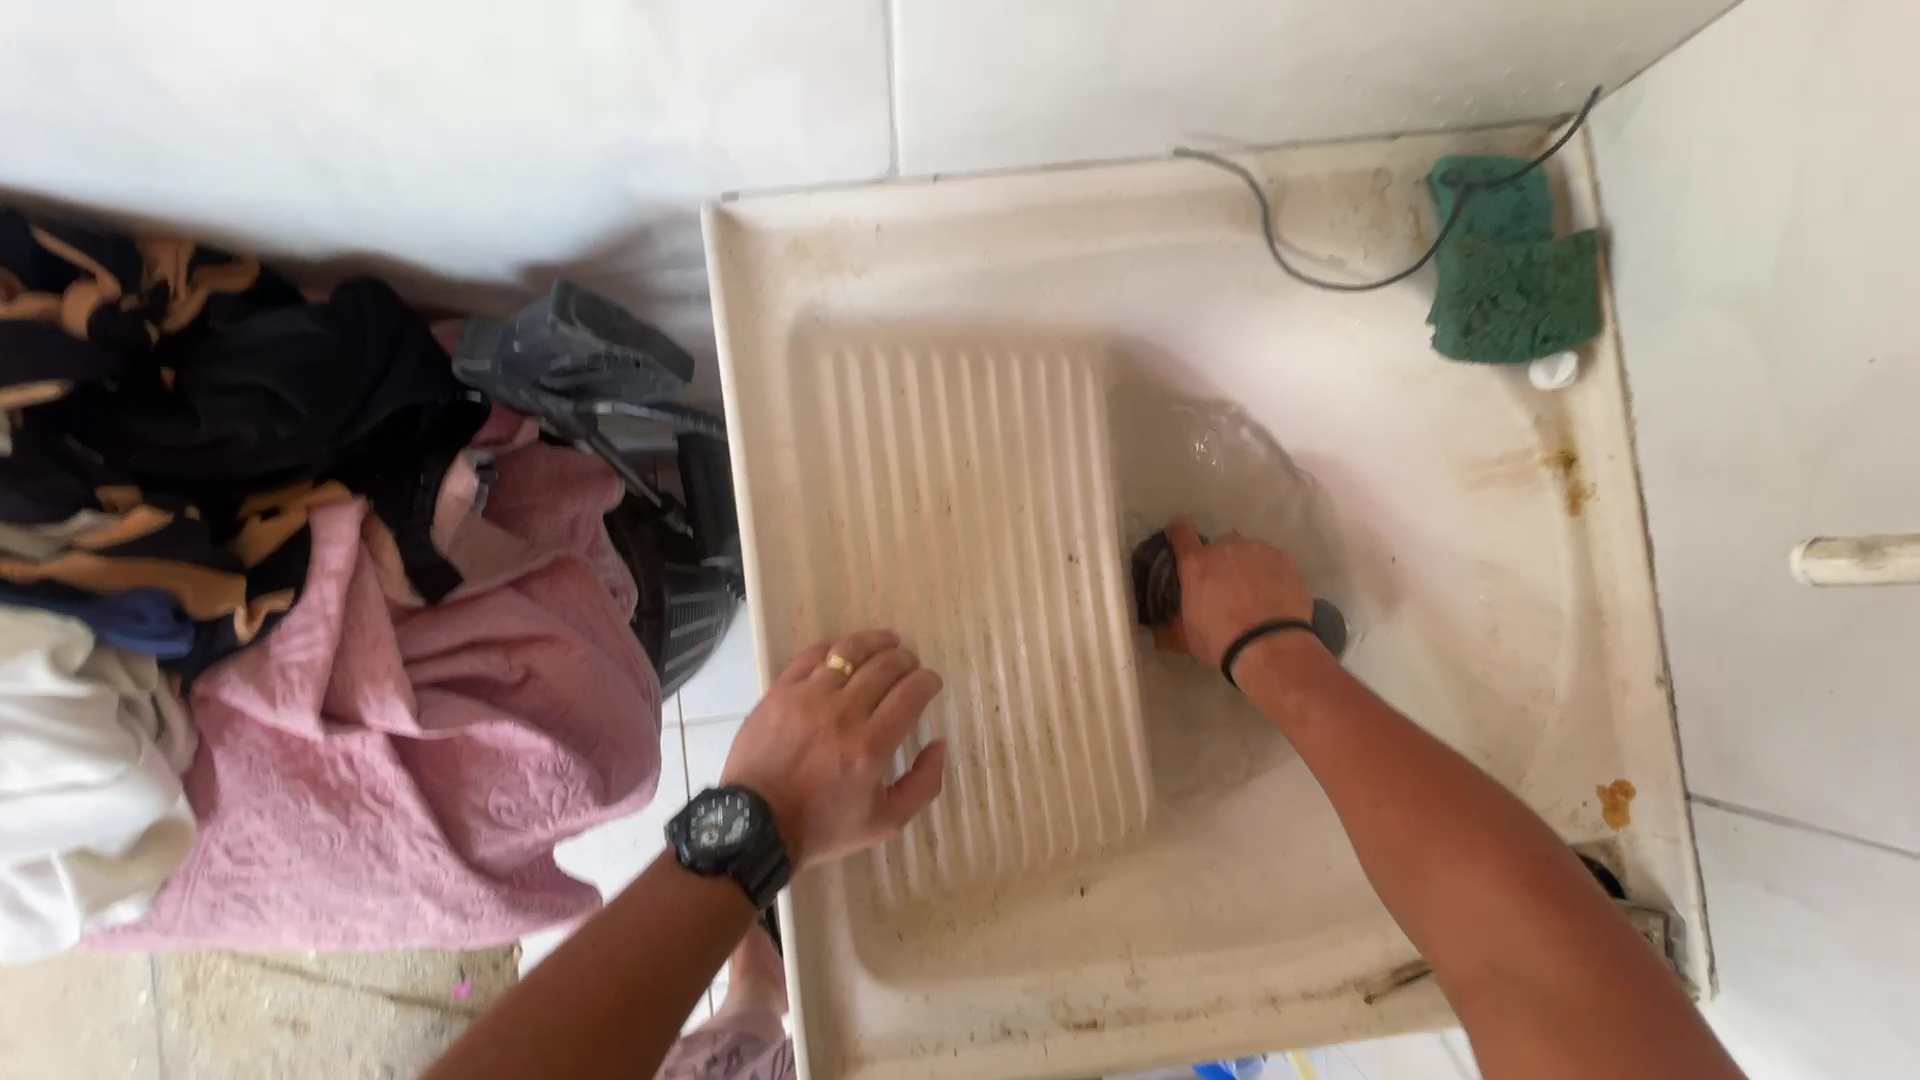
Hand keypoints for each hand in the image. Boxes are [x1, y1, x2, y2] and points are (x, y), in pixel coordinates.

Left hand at [720, 629, 946, 869]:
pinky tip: (846, 651)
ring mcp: (808, 698)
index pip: (911, 693)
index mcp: (871, 746)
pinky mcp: (780, 692)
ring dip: (876, 642)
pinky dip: (836, 647)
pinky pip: (813, 655)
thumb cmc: (822, 826)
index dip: (928, 681)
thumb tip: (939, 744)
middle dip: (907, 660)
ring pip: (850, 651)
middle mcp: (843, 714)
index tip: (931, 682)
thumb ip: (923, 785)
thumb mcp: (885, 823)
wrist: (756, 826)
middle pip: (885, 666)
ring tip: (888, 641)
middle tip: (910, 665)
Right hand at [1156, 516, 1315, 670]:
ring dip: (1247, 568)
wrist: (1271, 647)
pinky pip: (1273, 562)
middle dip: (1221, 563)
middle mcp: (1226, 548)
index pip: (1181, 530)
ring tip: (1255, 596)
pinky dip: (1271, 575)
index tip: (1182, 541)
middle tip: (1226, 590)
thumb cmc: (1221, 640)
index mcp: (1196, 563)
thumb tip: (1159, 631)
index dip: (1179, 533)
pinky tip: (1275, 598)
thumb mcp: (1186, 636)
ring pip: (1248, 553)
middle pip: (1219, 547)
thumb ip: (1172, 624)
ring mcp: (1259, 550)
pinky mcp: (1286, 559)